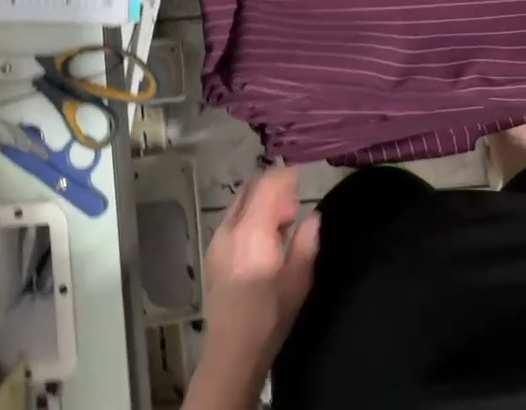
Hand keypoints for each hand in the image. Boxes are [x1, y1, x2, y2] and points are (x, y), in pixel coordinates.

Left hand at [201, 166, 319, 361]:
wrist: (231, 351)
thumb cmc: (270, 317)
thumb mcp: (299, 281)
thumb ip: (306, 243)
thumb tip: (313, 217)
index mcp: (252, 232)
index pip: (266, 186)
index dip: (283, 175)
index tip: (300, 173)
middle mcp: (229, 228)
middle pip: (248, 189)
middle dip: (271, 187)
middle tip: (293, 202)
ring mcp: (216, 239)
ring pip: (238, 203)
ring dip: (259, 201)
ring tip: (283, 221)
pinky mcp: (212, 252)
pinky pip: (232, 219)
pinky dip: (249, 216)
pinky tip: (264, 237)